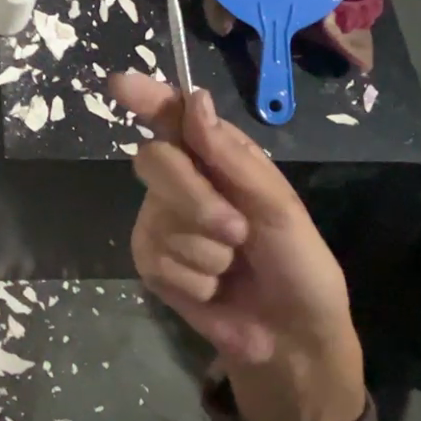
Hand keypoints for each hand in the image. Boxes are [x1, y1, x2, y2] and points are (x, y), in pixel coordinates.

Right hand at [112, 73, 365, 420]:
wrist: (291, 336)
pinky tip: (213, 288)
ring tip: (233, 267)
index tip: (122, 84)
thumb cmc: (298, 263)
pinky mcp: (149, 260)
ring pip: (160, 217)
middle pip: (155, 160)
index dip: (147, 97)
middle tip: (235, 230)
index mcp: (216, 156)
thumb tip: (194, 99)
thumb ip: (232, 156)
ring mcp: (159, 219)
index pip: (173, 116)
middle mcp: (181, 179)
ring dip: (206, 251)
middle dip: (196, 199)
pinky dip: (194, 279)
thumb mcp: (280, 207)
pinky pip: (157, 258)